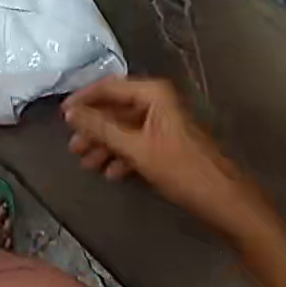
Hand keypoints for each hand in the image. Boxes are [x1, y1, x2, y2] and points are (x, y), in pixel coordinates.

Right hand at [63, 76, 270, 238]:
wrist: (223, 199)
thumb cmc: (181, 169)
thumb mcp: (136, 149)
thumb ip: (102, 129)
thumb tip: (72, 113)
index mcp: (154, 92)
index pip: (111, 87)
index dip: (85, 99)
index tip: (63, 113)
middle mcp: (158, 100)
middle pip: (117, 108)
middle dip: (94, 127)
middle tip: (73, 146)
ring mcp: (163, 121)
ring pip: (126, 127)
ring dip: (106, 144)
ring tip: (86, 162)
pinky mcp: (167, 141)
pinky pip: (137, 141)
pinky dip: (122, 154)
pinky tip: (110, 172)